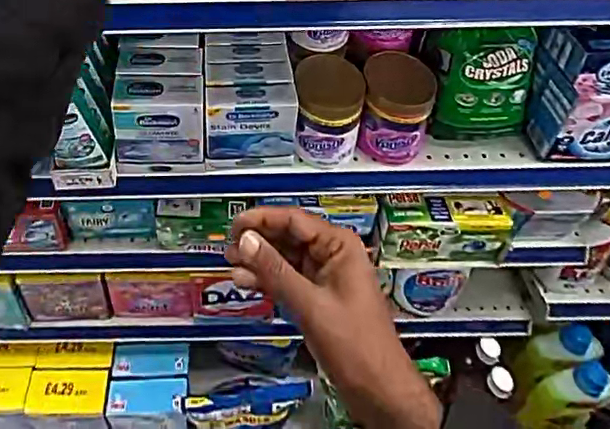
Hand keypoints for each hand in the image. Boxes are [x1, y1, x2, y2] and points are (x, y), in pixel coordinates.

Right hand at [228, 207, 441, 428]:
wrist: (380, 391)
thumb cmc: (356, 346)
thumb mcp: (310, 304)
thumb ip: (276, 271)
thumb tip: (247, 241)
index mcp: (339, 245)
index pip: (293, 219)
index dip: (262, 219)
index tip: (235, 225)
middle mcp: (332, 254)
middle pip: (288, 236)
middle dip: (258, 240)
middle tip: (230, 246)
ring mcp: (325, 276)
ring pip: (285, 258)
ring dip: (259, 261)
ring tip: (232, 264)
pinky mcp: (318, 297)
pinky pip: (288, 279)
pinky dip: (268, 280)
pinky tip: (247, 282)